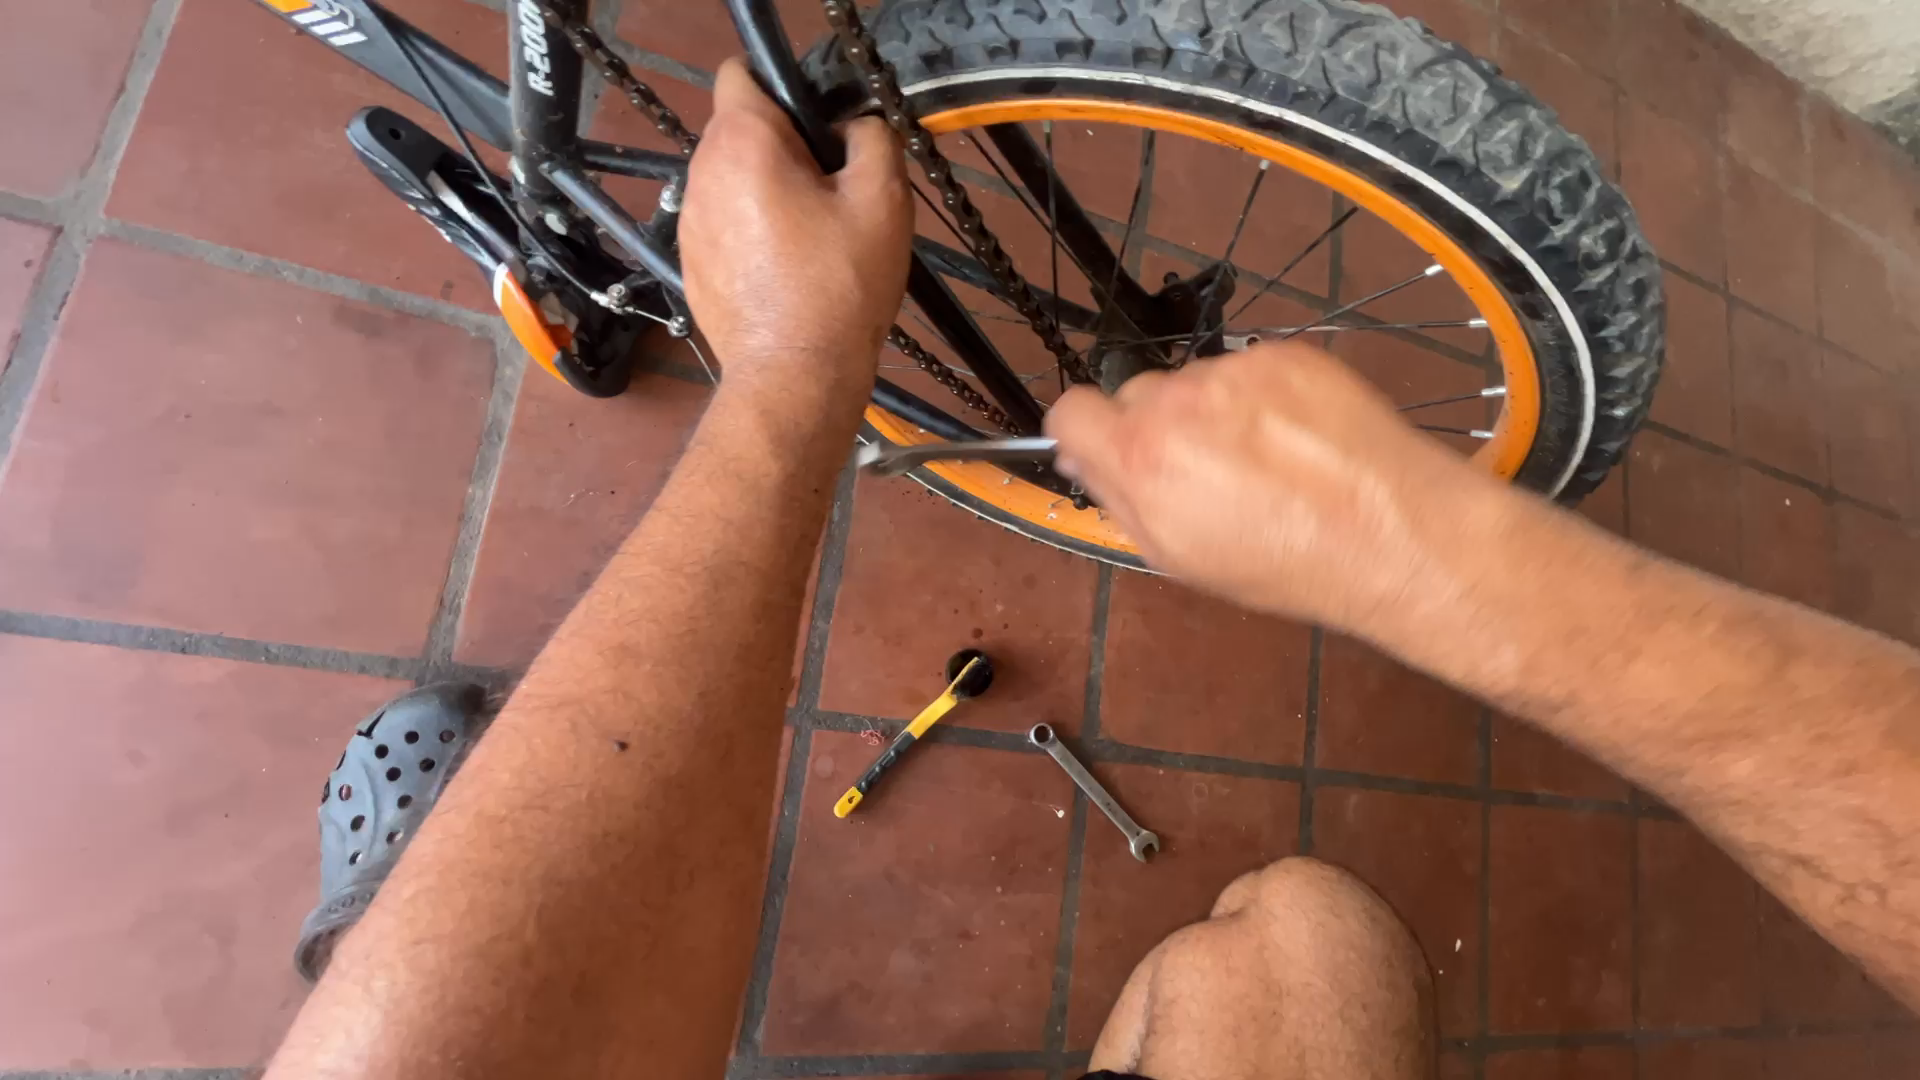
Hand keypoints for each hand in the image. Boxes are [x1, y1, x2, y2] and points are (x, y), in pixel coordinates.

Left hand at [679, 58, 912, 407]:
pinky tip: (784, 278)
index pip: (743, 72)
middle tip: (828, 203)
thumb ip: (873, 139)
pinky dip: (751, 240)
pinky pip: (725, 231)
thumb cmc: (841, 288)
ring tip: (809, 247)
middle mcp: (700, 173)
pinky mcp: (692, 268)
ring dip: (766, 198)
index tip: (820, 139)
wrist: (796, 376)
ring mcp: (689, 225)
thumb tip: (853, 128)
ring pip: (732, 185)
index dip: (786, 94)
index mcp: (743, 142)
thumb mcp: (883, 202)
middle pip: (740, 135)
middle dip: (782, 153)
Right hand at [1045, 343, 1505, 630]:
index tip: (1103, 450)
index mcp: (1141, 457)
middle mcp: (1178, 400)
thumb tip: (1081, 458)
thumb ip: (1115, 499)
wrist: (1395, 533)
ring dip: (1206, 410)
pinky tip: (1293, 434)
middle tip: (1199, 469)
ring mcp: (1234, 368)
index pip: (1069, 409)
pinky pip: (1244, 367)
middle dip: (1150, 427)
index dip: (1081, 432)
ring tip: (1261, 457)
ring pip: (1191, 382)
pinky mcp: (1284, 351)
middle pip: (1133, 395)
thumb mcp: (1175, 555)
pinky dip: (1256, 395)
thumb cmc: (1278, 564)